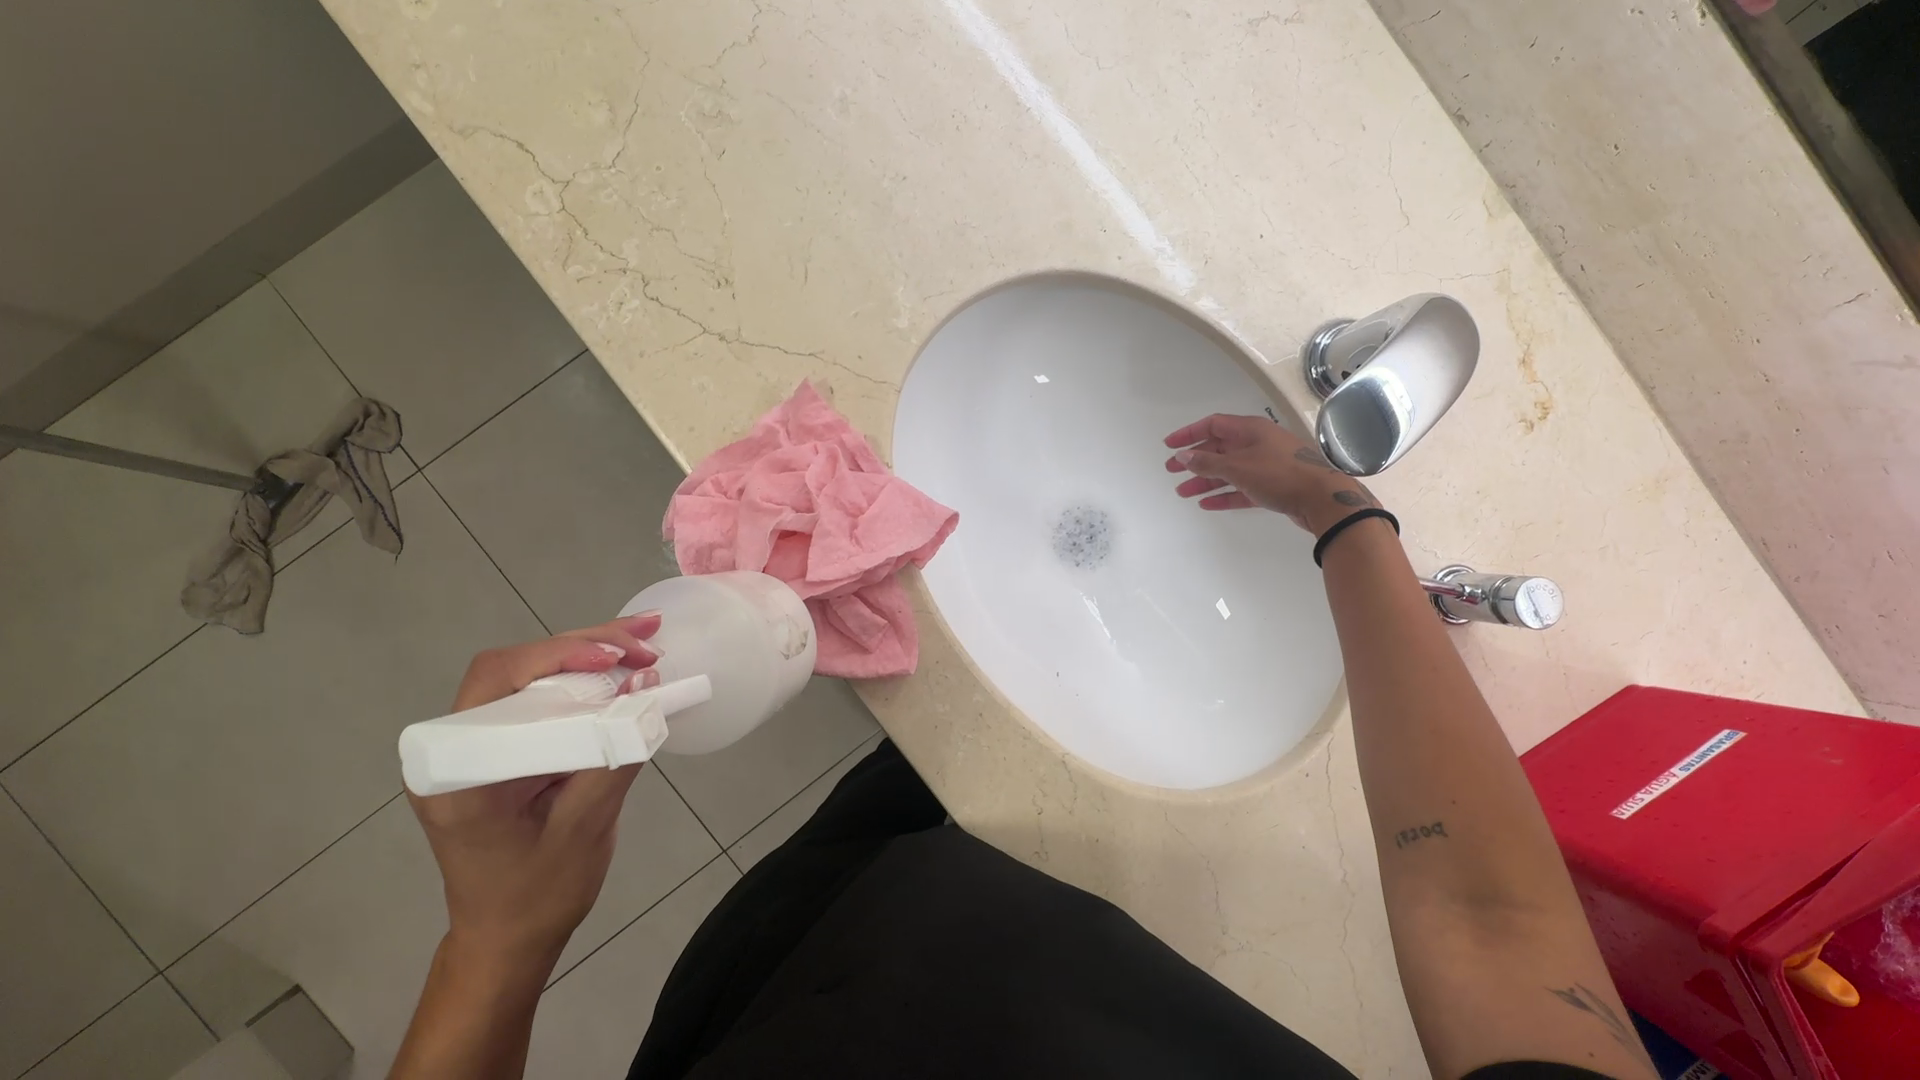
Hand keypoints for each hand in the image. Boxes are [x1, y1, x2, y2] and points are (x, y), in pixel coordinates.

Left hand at [409, 613, 663, 966]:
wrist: (508, 941)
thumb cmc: (540, 893)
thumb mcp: (585, 826)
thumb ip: (615, 751)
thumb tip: (647, 683)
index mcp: (457, 769)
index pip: (497, 680)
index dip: (556, 657)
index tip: (614, 659)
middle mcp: (455, 747)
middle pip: (517, 668)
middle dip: (585, 647)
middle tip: (648, 641)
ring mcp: (476, 745)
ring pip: (531, 676)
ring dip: (590, 656)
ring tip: (647, 642)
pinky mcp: (500, 749)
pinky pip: (540, 699)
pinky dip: (585, 682)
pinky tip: (626, 668)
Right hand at [1164, 413, 1382, 534]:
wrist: (1322, 499)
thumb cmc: (1279, 475)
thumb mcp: (1238, 467)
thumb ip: (1207, 462)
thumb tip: (1183, 456)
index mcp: (1250, 430)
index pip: (1213, 425)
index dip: (1189, 433)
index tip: (1169, 445)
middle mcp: (1257, 444)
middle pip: (1219, 448)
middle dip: (1194, 460)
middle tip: (1172, 471)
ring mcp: (1266, 465)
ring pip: (1228, 471)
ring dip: (1205, 480)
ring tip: (1183, 492)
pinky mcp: (1272, 487)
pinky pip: (1241, 488)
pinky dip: (1224, 494)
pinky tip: (1206, 504)